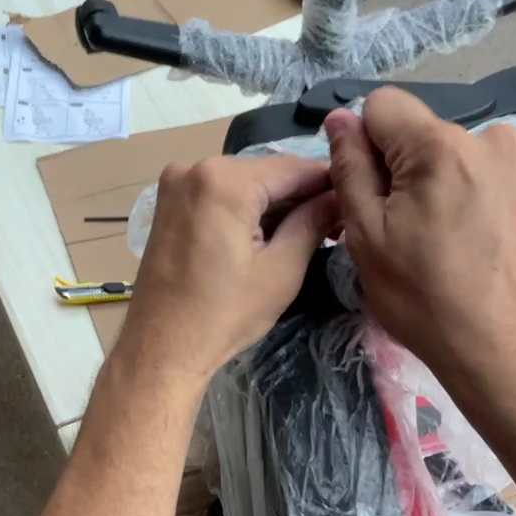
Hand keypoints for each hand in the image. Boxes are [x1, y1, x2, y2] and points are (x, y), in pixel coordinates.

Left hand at [116, 155, 337, 385]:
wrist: (161, 348)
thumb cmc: (223, 315)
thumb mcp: (281, 271)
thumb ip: (311, 224)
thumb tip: (337, 198)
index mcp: (224, 181)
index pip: (293, 168)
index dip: (328, 183)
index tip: (354, 200)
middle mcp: (194, 168)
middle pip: (265, 173)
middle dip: (299, 195)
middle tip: (333, 222)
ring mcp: (175, 184)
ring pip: (242, 183)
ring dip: (272, 204)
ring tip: (306, 231)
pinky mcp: (167, 204)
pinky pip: (218, 195)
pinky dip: (243, 209)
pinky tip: (266, 233)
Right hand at [324, 88, 515, 377]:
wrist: (504, 345)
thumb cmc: (424, 297)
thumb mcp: (366, 237)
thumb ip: (350, 169)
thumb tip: (339, 119)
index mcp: (439, 145)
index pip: (383, 106)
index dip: (366, 145)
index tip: (374, 193)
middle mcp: (490, 136)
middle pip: (425, 135)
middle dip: (409, 171)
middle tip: (410, 231)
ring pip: (462, 156)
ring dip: (448, 183)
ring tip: (451, 239)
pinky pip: (497, 175)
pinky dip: (483, 198)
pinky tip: (482, 242)